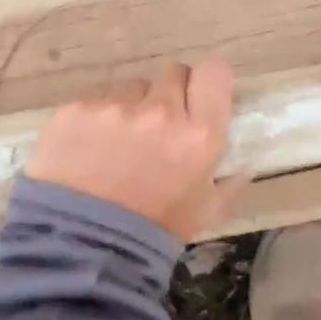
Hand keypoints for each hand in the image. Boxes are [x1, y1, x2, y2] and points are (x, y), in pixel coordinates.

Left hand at [24, 59, 237, 242]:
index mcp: (199, 134)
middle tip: (158, 125)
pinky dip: (96, 117)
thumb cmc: (153, 231)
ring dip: (131, 106)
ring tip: (117, 144)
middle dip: (169, 94)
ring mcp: (115, 107)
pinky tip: (89, 148)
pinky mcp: (76, 110)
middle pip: (172, 73)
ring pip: (131, 87)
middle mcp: (160, 111)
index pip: (213, 73)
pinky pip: (95, 99)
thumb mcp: (205, 211)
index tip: (199, 98)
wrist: (80, 247)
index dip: (207, 82)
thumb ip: (228, 181)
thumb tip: (245, 165)